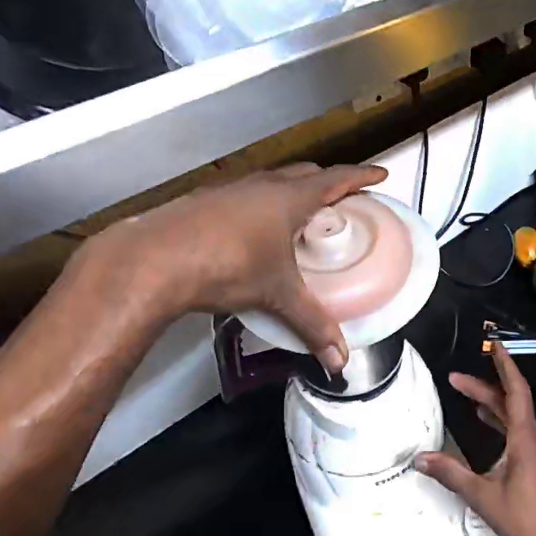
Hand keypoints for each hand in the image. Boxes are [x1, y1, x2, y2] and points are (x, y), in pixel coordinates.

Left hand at [85, 163, 387, 371]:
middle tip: (341, 200)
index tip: (381, 174)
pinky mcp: (203, 201)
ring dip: (289, 192)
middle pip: (304, 173)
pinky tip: (252, 232)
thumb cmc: (227, 264)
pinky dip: (259, 206)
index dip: (362, 175)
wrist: (154, 258)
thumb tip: (339, 362)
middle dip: (326, 182)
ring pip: (270, 182)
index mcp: (289, 198)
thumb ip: (311, 325)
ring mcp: (229, 189)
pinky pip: (243, 196)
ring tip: (298, 217)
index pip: (336, 178)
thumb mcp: (277, 295)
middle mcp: (261, 185)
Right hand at [415, 344, 535, 535]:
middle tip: (455, 378)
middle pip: (510, 401)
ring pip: (514, 414)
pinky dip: (499, 418)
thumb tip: (420, 458)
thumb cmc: (524, 519)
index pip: (516, 391)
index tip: (494, 344)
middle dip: (484, 385)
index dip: (505, 365)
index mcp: (525, 438)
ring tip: (466, 392)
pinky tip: (485, 420)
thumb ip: (451, 473)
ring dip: (491, 401)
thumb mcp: (482, 495)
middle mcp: (534, 437)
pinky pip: (517, 428)